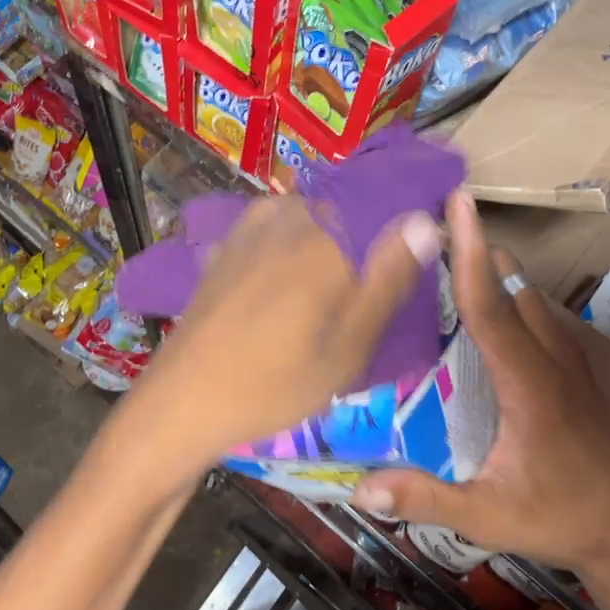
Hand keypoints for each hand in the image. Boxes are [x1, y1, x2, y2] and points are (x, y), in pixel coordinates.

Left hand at [124, 195, 440, 471]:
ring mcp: (249, 230)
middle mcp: (287, 219)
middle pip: (342, 215)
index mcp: (324, 238)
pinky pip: (272, 233)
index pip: (379, 210)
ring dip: (320, 247)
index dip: (394, 236)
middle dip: (356, 245)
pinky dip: (286, 250)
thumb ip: (388, 279)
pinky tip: (282, 288)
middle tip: (358, 300)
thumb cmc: (274, 382)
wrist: (184, 400)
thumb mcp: (348, 346)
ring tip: (322, 299)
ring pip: (305, 222)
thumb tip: (425, 220)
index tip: (399, 270)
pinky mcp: (225, 247)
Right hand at [353, 192, 609, 580]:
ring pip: (534, 301)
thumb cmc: (562, 520)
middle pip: (514, 287)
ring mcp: (578, 366)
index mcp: (527, 383)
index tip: (457, 203)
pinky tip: (499, 323)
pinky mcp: (588, 377)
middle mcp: (555, 360)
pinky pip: (548, 322)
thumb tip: (359, 488)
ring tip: (454, 270)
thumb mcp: (488, 517)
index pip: (490, 304)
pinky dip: (519, 304)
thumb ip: (425, 499)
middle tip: (430, 235)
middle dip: (477, 254)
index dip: (469, 253)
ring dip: (499, 279)